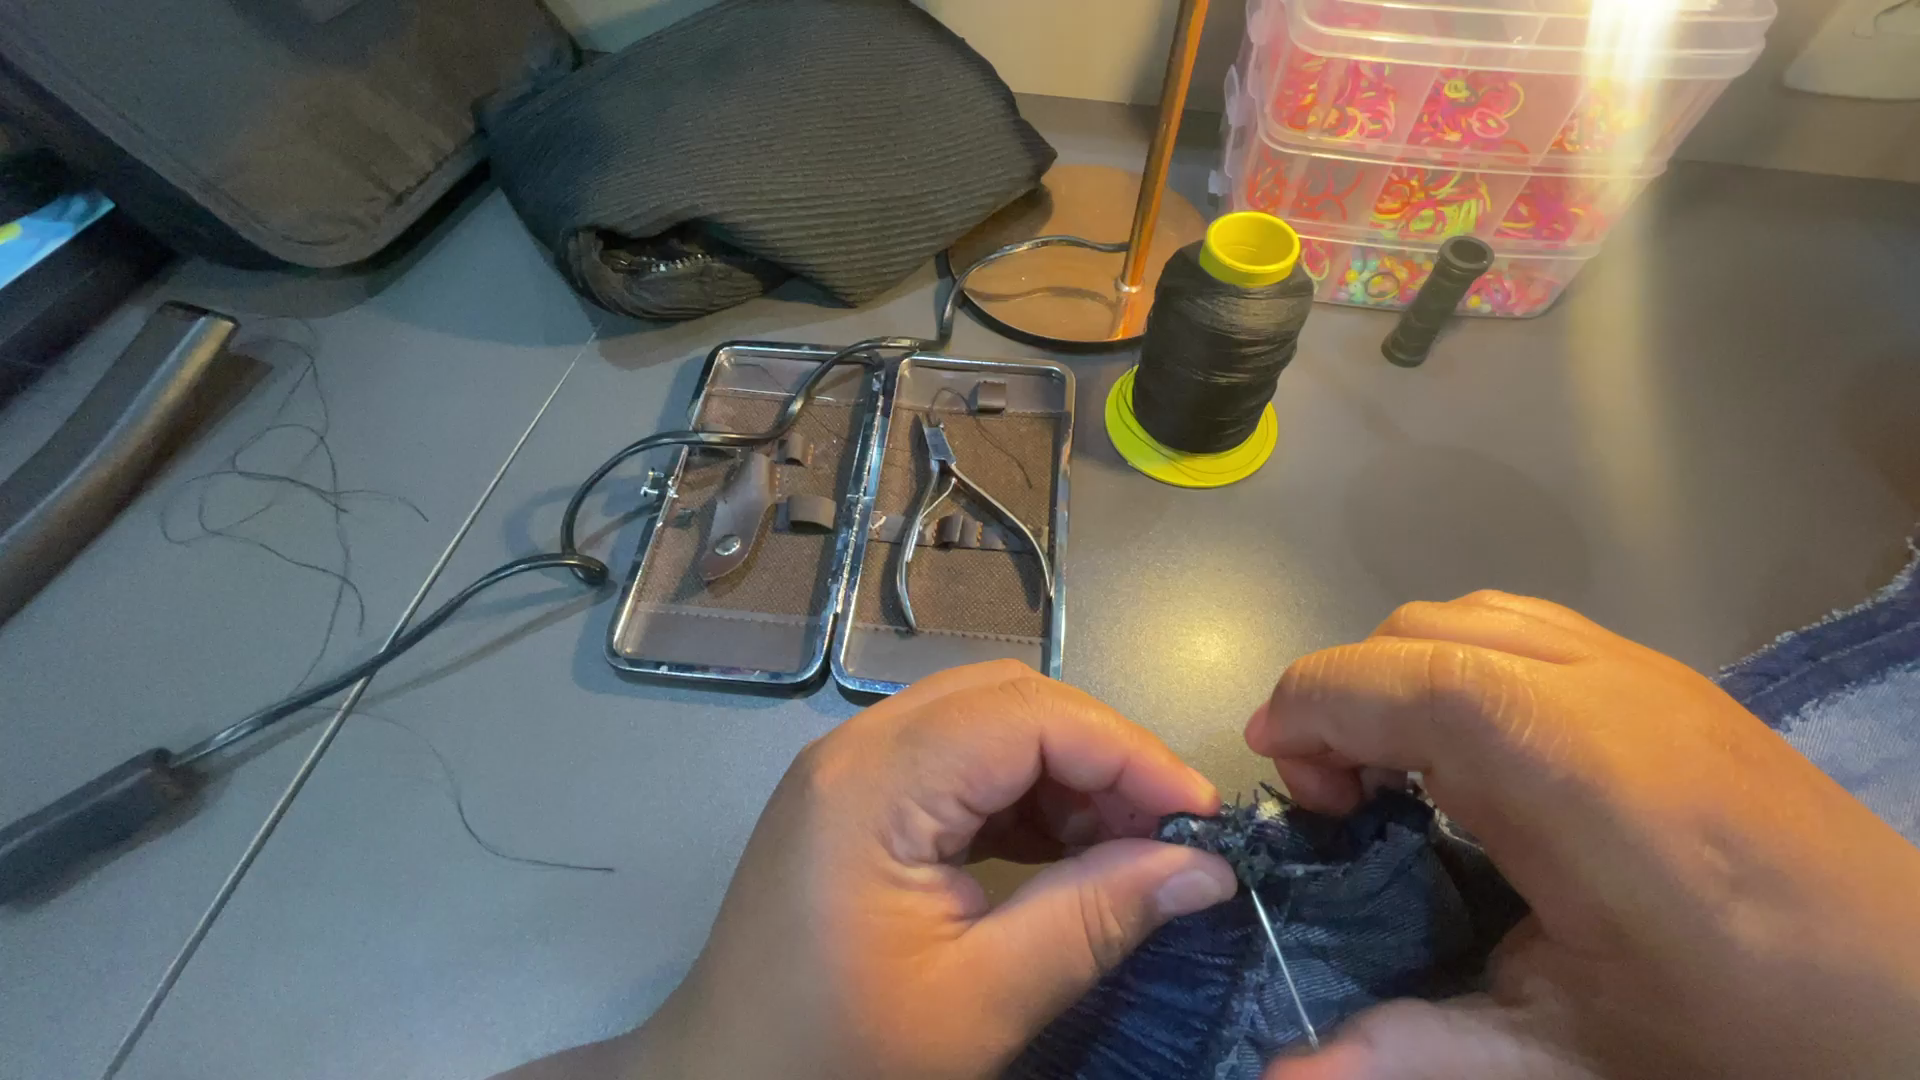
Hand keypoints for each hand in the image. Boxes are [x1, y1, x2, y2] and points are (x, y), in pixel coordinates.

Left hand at [500, 661, 1235, 1079]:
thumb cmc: (838, 1057)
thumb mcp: (980, 1003)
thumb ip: (1095, 919)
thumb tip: (1204, 868)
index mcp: (875, 783)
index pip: (1025, 716)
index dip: (1124, 750)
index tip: (1198, 814)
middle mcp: (861, 744)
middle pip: (1008, 699)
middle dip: (1099, 750)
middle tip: (1164, 828)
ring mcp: (856, 761)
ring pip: (990, 718)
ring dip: (1066, 767)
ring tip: (1124, 841)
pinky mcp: (863, 789)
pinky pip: (963, 757)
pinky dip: (1025, 789)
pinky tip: (1064, 844)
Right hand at [1246, 591, 1919, 1079]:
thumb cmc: (1755, 1041)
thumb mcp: (1574, 1060)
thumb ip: (1415, 1050)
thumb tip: (1281, 1077)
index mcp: (1570, 775)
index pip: (1391, 681)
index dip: (1306, 711)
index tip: (1287, 783)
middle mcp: (1599, 692)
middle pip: (1406, 637)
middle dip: (1338, 698)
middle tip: (1341, 793)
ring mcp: (1638, 667)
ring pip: (1454, 617)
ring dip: (1391, 673)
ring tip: (1400, 760)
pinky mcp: (1660, 670)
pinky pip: (1508, 621)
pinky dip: (1449, 657)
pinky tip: (1470, 736)